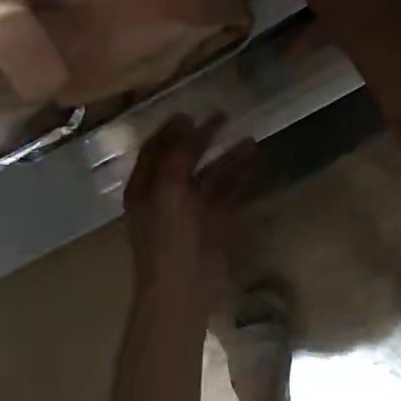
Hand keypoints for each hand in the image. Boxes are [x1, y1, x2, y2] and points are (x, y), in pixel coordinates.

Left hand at [123, 114, 257, 304]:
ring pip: (210, 175)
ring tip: (250, 138)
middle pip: (184, 158)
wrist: (183, 290)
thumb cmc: (166, 238)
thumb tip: (188, 123)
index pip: (155, 148)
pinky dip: (240, 177)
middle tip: (225, 116)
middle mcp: (165, 194)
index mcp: (144, 186)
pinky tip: (255, 161)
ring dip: (228, 156)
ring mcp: (191, 209)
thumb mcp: (166, 190)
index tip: (192, 110)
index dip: (171, 129)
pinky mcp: (213, 222)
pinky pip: (227, 192)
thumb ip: (176, 155)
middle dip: (204, 138)